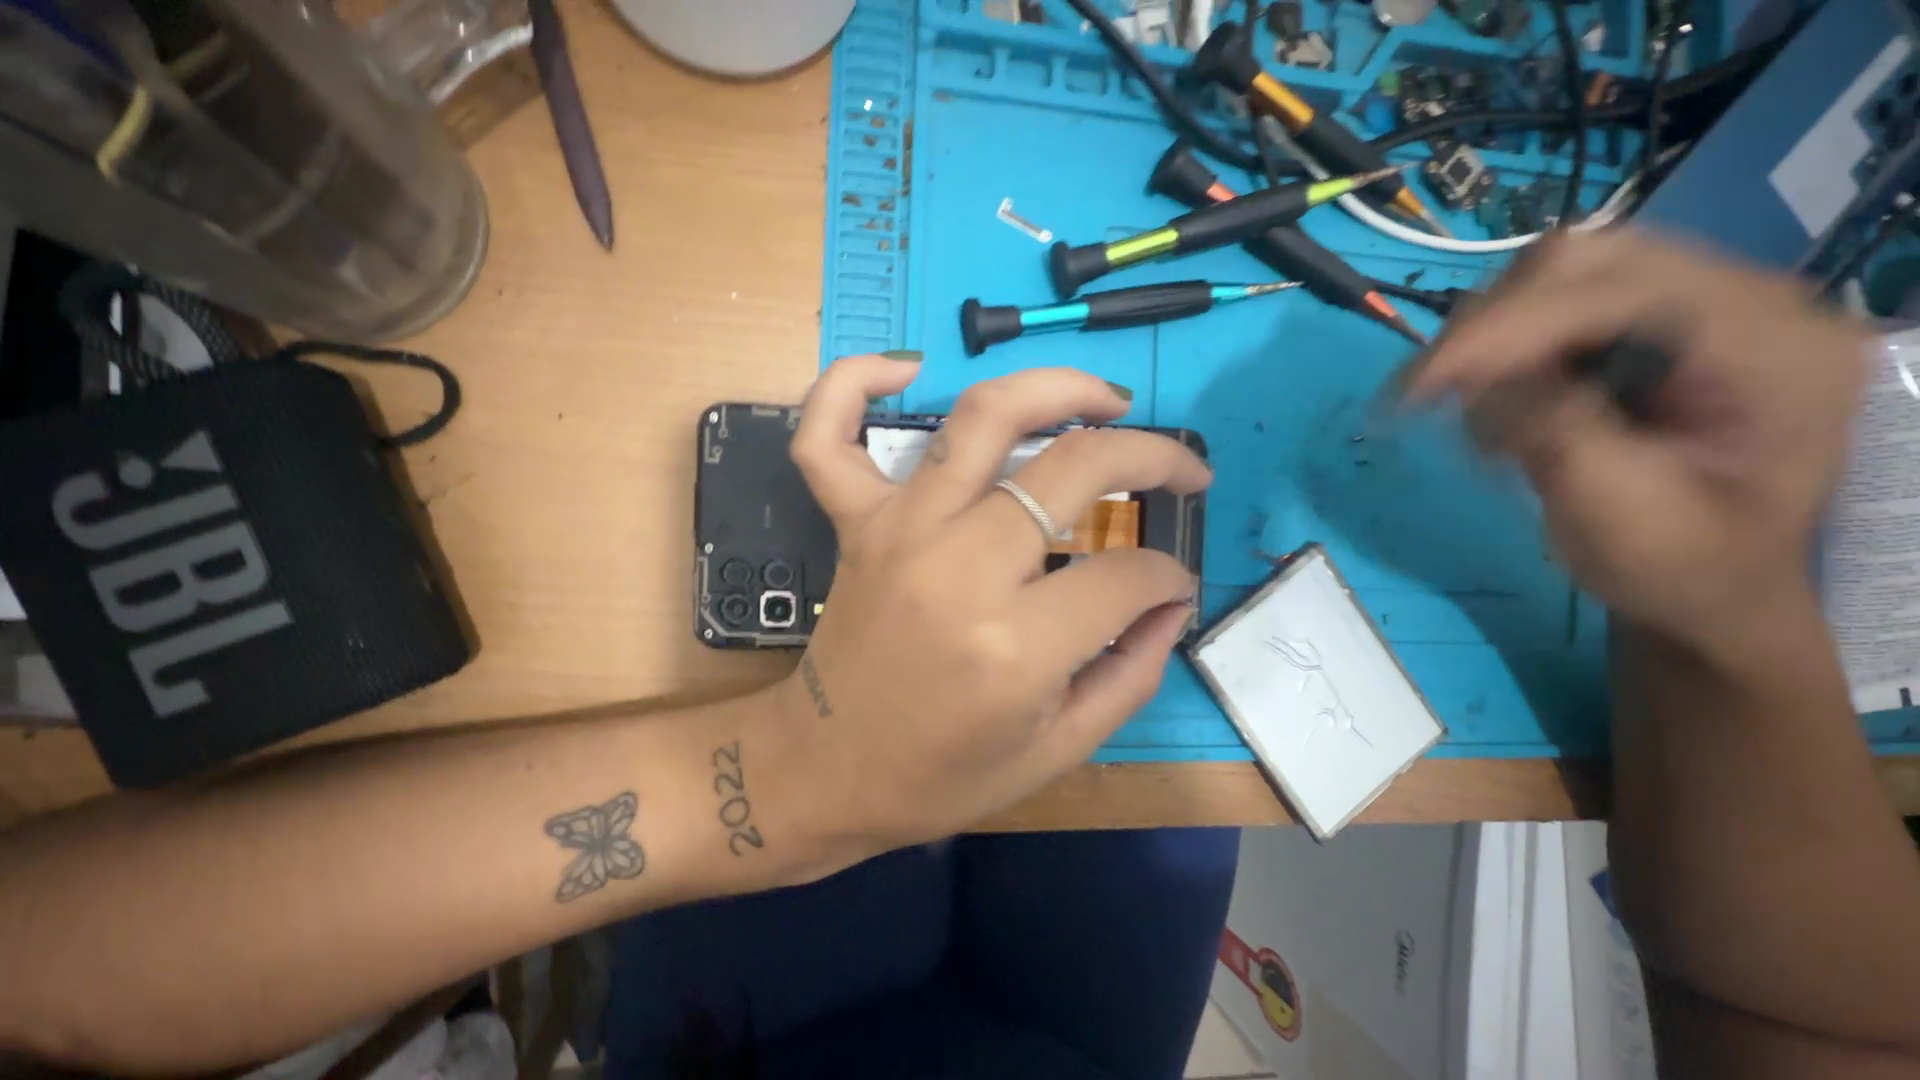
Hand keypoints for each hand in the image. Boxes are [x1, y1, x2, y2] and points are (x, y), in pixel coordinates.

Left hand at [769, 356, 1209, 862]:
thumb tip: (1172, 600)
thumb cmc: (942, 774)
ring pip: (982, 418)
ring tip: (1103, 398)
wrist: (827, 771)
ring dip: (1055, 387)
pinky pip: (829, 434)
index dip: (1168, 574)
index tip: (1170, 584)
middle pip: (1075, 468)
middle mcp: (959, 567)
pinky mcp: (854, 521)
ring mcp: (899, 531)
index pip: (1126, 572)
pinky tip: (904, 369)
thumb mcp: (1058, 749)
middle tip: (1181, 468)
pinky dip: (854, 384)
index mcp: (1016, 645)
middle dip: (1151, 456)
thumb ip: (1131, 672)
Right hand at [1403, 229, 1869, 657]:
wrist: (1712, 588)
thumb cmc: (1679, 569)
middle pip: (1583, 263)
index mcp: (1774, 347)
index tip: (1415, 388)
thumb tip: (1478, 376)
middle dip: (1491, 327)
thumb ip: (1559, 435)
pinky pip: (1552, 301)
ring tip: (1474, 414)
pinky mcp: (1651, 319)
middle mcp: (1744, 300)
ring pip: (1556, 275)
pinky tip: (1501, 402)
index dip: (1506, 328)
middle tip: (1430, 396)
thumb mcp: (1623, 520)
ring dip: (1491, 339)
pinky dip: (1503, 347)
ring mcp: (1696, 302)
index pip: (1620, 292)